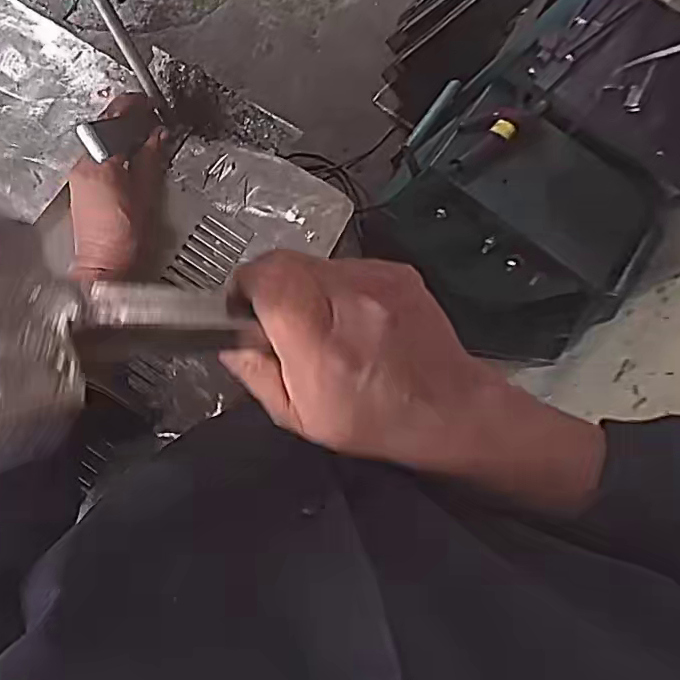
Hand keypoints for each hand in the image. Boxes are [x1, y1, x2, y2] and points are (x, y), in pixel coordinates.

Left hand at [67, 93, 171, 282]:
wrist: (103, 266)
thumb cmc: (122, 240)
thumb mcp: (146, 195)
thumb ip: (150, 159)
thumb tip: (157, 137)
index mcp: (100, 165)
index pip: (114, 121)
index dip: (134, 108)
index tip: (148, 105)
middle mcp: (83, 168)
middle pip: (105, 130)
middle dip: (128, 121)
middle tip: (150, 120)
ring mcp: (78, 178)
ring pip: (101, 144)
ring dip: (121, 137)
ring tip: (142, 140)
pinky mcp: (80, 188)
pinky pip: (97, 159)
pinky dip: (113, 153)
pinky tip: (129, 159)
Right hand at [219, 251, 604, 514]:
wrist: (450, 409)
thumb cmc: (375, 420)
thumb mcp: (296, 415)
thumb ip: (253, 373)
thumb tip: (229, 341)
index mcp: (320, 341)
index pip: (265, 277)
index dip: (243, 288)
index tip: (243, 309)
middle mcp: (351, 300)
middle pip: (281, 261)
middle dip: (266, 284)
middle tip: (274, 318)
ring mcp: (377, 280)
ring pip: (308, 260)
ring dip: (298, 285)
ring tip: (315, 322)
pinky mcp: (394, 270)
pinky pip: (339, 264)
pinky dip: (329, 285)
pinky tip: (345, 316)